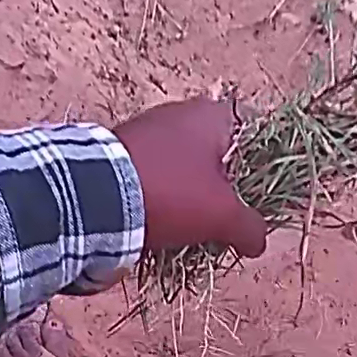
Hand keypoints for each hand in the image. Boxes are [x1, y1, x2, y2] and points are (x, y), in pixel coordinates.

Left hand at [111, 98, 269, 258]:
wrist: (97, 196)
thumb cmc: (171, 194)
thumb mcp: (222, 216)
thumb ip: (248, 227)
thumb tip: (259, 244)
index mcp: (212, 115)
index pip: (250, 142)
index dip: (253, 178)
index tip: (245, 209)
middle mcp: (179, 113)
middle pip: (212, 160)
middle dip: (214, 195)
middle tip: (214, 226)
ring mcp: (144, 131)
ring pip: (178, 171)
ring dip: (182, 201)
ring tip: (180, 233)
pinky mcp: (116, 153)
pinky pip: (147, 179)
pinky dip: (152, 201)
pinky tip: (150, 225)